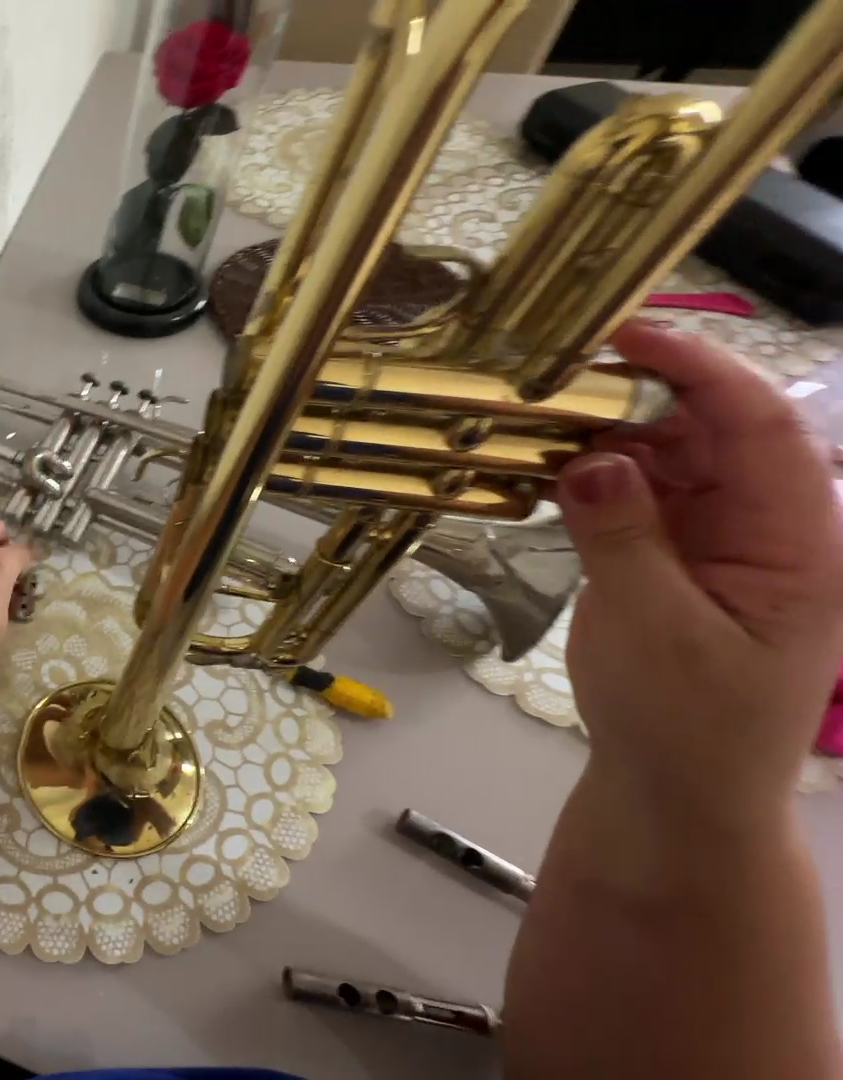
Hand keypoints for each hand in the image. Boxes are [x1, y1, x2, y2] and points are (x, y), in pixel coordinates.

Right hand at [556, 321, 842, 826]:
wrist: (678, 782)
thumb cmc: (684, 714)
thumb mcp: (650, 626)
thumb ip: (622, 537)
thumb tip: (589, 461)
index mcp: (800, 541)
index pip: (760, 429)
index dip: (700, 371)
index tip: (629, 332)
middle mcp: (769, 526)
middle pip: (714, 434)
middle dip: (643, 397)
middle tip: (554, 380)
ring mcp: (721, 542)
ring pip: (670, 462)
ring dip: (608, 440)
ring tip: (537, 424)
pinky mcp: (676, 557)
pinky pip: (638, 498)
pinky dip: (593, 479)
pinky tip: (546, 472)